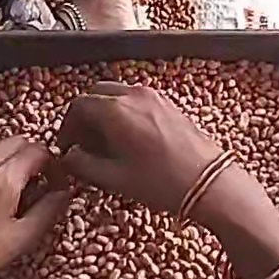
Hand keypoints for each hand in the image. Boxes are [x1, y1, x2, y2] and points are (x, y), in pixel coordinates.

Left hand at [0, 135, 71, 278]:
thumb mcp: (20, 238)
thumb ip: (48, 210)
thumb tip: (64, 194)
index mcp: (4, 177)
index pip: (40, 150)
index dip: (54, 164)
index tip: (58, 181)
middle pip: (18, 142)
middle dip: (34, 157)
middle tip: (41, 184)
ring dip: (13, 162)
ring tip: (16, 195)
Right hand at [54, 82, 224, 214]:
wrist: (211, 184)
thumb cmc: (162, 183)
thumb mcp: (114, 178)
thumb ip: (82, 164)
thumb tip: (68, 156)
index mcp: (116, 110)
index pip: (78, 105)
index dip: (67, 126)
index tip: (67, 146)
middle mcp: (134, 95)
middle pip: (96, 94)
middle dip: (85, 116)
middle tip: (82, 142)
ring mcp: (155, 97)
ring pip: (117, 94)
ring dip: (104, 112)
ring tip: (105, 143)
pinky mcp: (170, 105)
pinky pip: (136, 100)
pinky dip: (124, 112)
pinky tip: (128, 140)